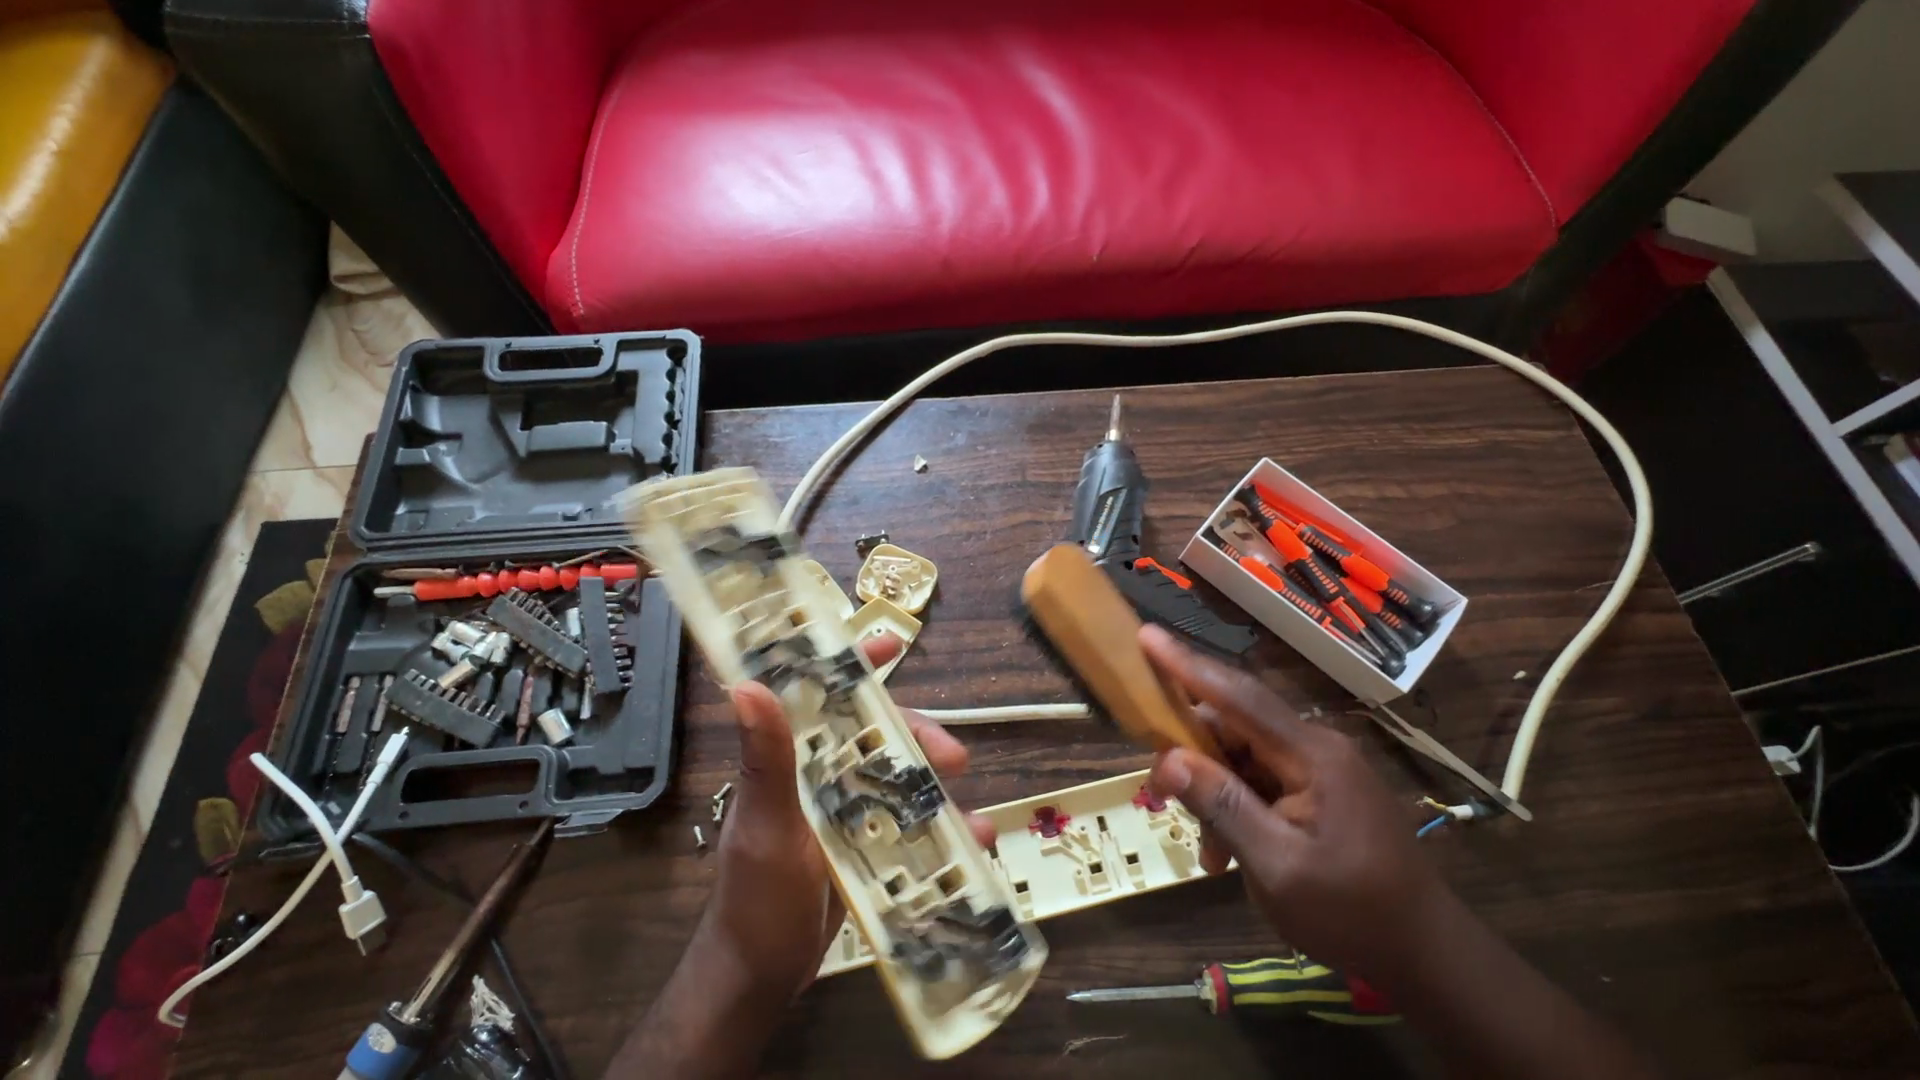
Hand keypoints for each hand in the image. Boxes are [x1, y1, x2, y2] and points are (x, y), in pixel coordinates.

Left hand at [696, 632, 992, 1002]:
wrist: (760, 979)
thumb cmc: (756, 900)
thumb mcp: (766, 827)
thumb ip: (766, 760)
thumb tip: (748, 684)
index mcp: (789, 762)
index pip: (819, 696)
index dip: (851, 665)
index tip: (893, 644)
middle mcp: (816, 778)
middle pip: (876, 736)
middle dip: (919, 739)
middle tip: (958, 760)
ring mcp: (841, 814)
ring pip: (897, 781)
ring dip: (938, 794)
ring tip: (976, 823)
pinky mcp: (860, 849)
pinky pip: (904, 826)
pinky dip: (939, 832)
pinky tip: (971, 847)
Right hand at [1139, 624, 1451, 982]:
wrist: (1428, 953)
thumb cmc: (1351, 912)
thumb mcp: (1276, 867)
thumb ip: (1222, 806)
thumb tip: (1168, 759)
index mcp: (1311, 755)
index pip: (1237, 695)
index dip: (1186, 665)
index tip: (1145, 636)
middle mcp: (1318, 747)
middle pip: (1236, 725)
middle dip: (1193, 754)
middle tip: (1159, 791)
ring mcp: (1325, 768)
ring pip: (1246, 757)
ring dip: (1216, 793)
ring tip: (1209, 853)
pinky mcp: (1326, 791)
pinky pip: (1266, 780)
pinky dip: (1240, 808)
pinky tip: (1231, 854)